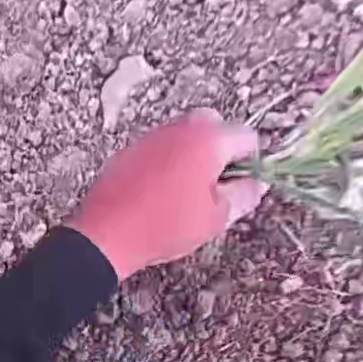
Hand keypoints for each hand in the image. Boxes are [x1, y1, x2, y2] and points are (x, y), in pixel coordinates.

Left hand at [67, 110, 266, 278]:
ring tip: (188, 193)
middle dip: (221, 151)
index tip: (243, 185)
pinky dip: (167, 162)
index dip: (251, 161)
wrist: (106, 235)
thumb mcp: (214, 218)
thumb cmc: (165, 226)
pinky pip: (159, 148)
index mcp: (208, 140)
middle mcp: (179, 129)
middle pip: (214, 126)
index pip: (246, 136)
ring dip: (193, 155)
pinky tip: (161, 193)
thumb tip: (256, 185)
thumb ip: (243, 196)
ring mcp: (151, 137)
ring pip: (184, 136)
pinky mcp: (129, 151)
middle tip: (217, 186)